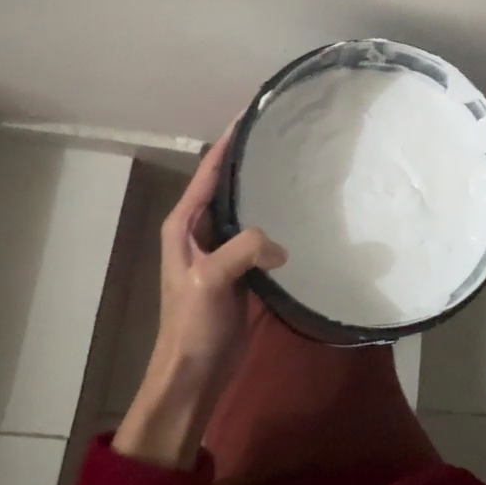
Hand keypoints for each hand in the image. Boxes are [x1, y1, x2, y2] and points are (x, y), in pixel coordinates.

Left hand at [113, 129, 285, 466]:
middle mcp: (200, 229)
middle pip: (228, 184)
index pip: (208, 170)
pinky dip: (277, 222)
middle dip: (252, 159)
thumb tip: (282, 244)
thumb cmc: (192, 325)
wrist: (194, 373)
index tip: (254, 111)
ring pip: (246, 208)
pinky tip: (301, 216)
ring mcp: (220, 249)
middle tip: (288, 136)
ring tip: (300, 168)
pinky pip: (259, 235)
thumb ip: (243, 249)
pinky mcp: (239, 269)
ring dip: (266, 190)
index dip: (229, 140)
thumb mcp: (210, 281)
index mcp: (184, 224)